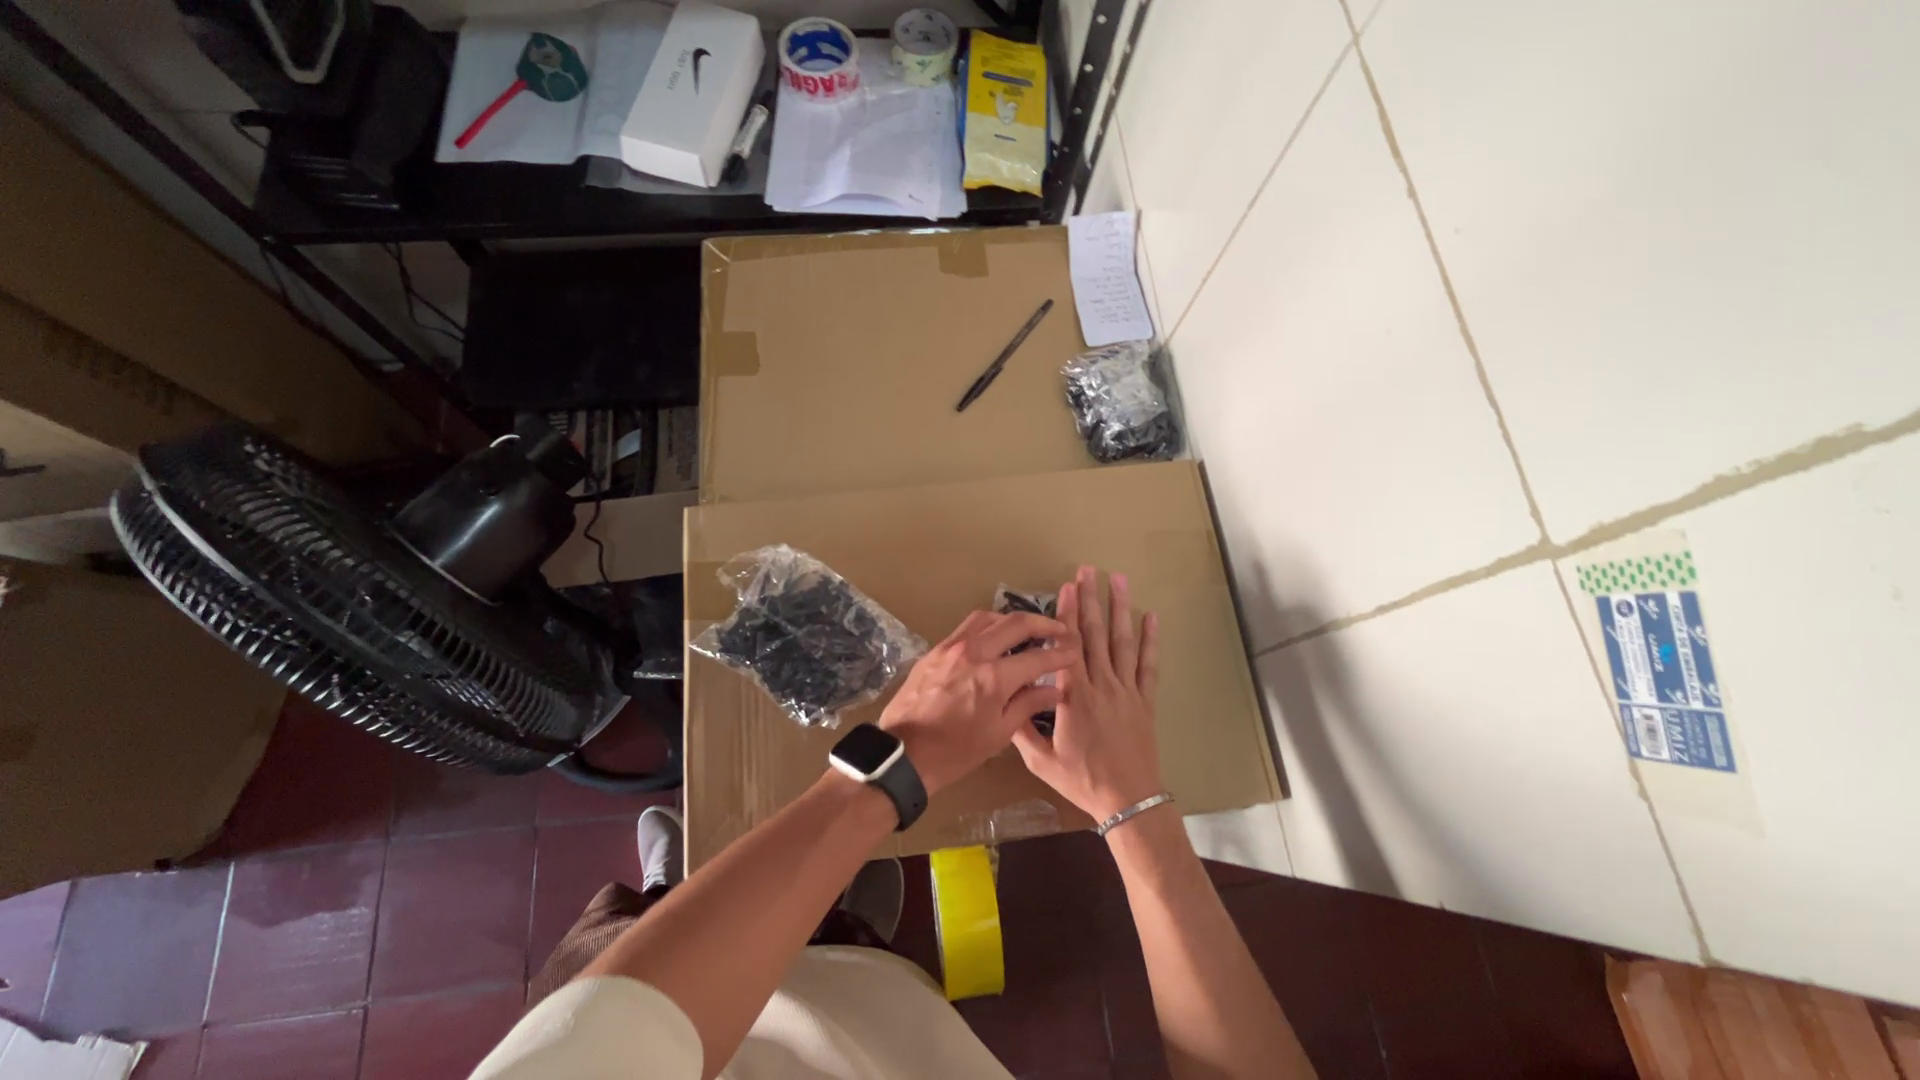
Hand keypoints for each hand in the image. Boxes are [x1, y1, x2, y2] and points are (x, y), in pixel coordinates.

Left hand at [878, 611, 1072, 795]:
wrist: (903, 755)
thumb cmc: (955, 752)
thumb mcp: (998, 734)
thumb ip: (1027, 705)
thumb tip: (1053, 690)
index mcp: (993, 677)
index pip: (1036, 657)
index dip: (1060, 654)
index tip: (1073, 652)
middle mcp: (973, 653)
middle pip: (1014, 623)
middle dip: (1042, 624)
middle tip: (1058, 631)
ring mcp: (950, 648)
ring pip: (987, 618)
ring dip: (1011, 620)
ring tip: (1026, 632)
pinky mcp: (934, 651)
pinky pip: (966, 629)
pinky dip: (986, 628)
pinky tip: (993, 641)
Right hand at [1012, 566, 1164, 822]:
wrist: (1129, 801)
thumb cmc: (1082, 781)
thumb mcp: (1041, 761)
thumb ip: (1023, 730)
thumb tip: (1004, 702)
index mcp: (1074, 697)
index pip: (1068, 647)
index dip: (1067, 615)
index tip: (1066, 588)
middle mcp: (1102, 686)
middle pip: (1094, 635)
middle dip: (1090, 600)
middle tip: (1088, 570)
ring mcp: (1126, 691)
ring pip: (1122, 642)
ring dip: (1120, 609)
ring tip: (1119, 580)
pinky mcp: (1144, 701)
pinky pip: (1148, 665)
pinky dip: (1150, 641)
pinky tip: (1150, 617)